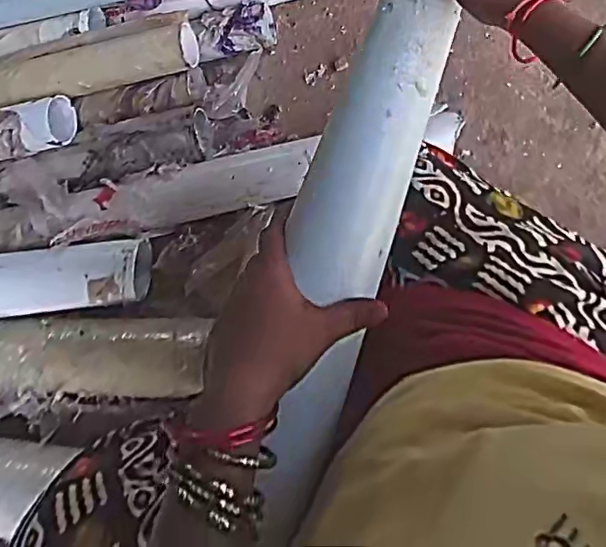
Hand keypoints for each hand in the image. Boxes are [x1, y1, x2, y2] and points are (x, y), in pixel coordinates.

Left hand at [194, 219, 387, 426]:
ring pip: (252, 276)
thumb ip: (353, 315)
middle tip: (305, 255)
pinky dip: (257, 301)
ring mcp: (233, 298)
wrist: (239, 390)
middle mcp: (248, 277)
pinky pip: (243, 300)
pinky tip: (272, 319)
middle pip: (264, 252)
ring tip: (292, 288)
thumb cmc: (278, 353)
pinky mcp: (226, 320)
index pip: (273, 229)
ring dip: (269, 277)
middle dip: (283, 251)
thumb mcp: (323, 331)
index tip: (297, 215)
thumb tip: (379, 309)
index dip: (284, 218)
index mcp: (270, 269)